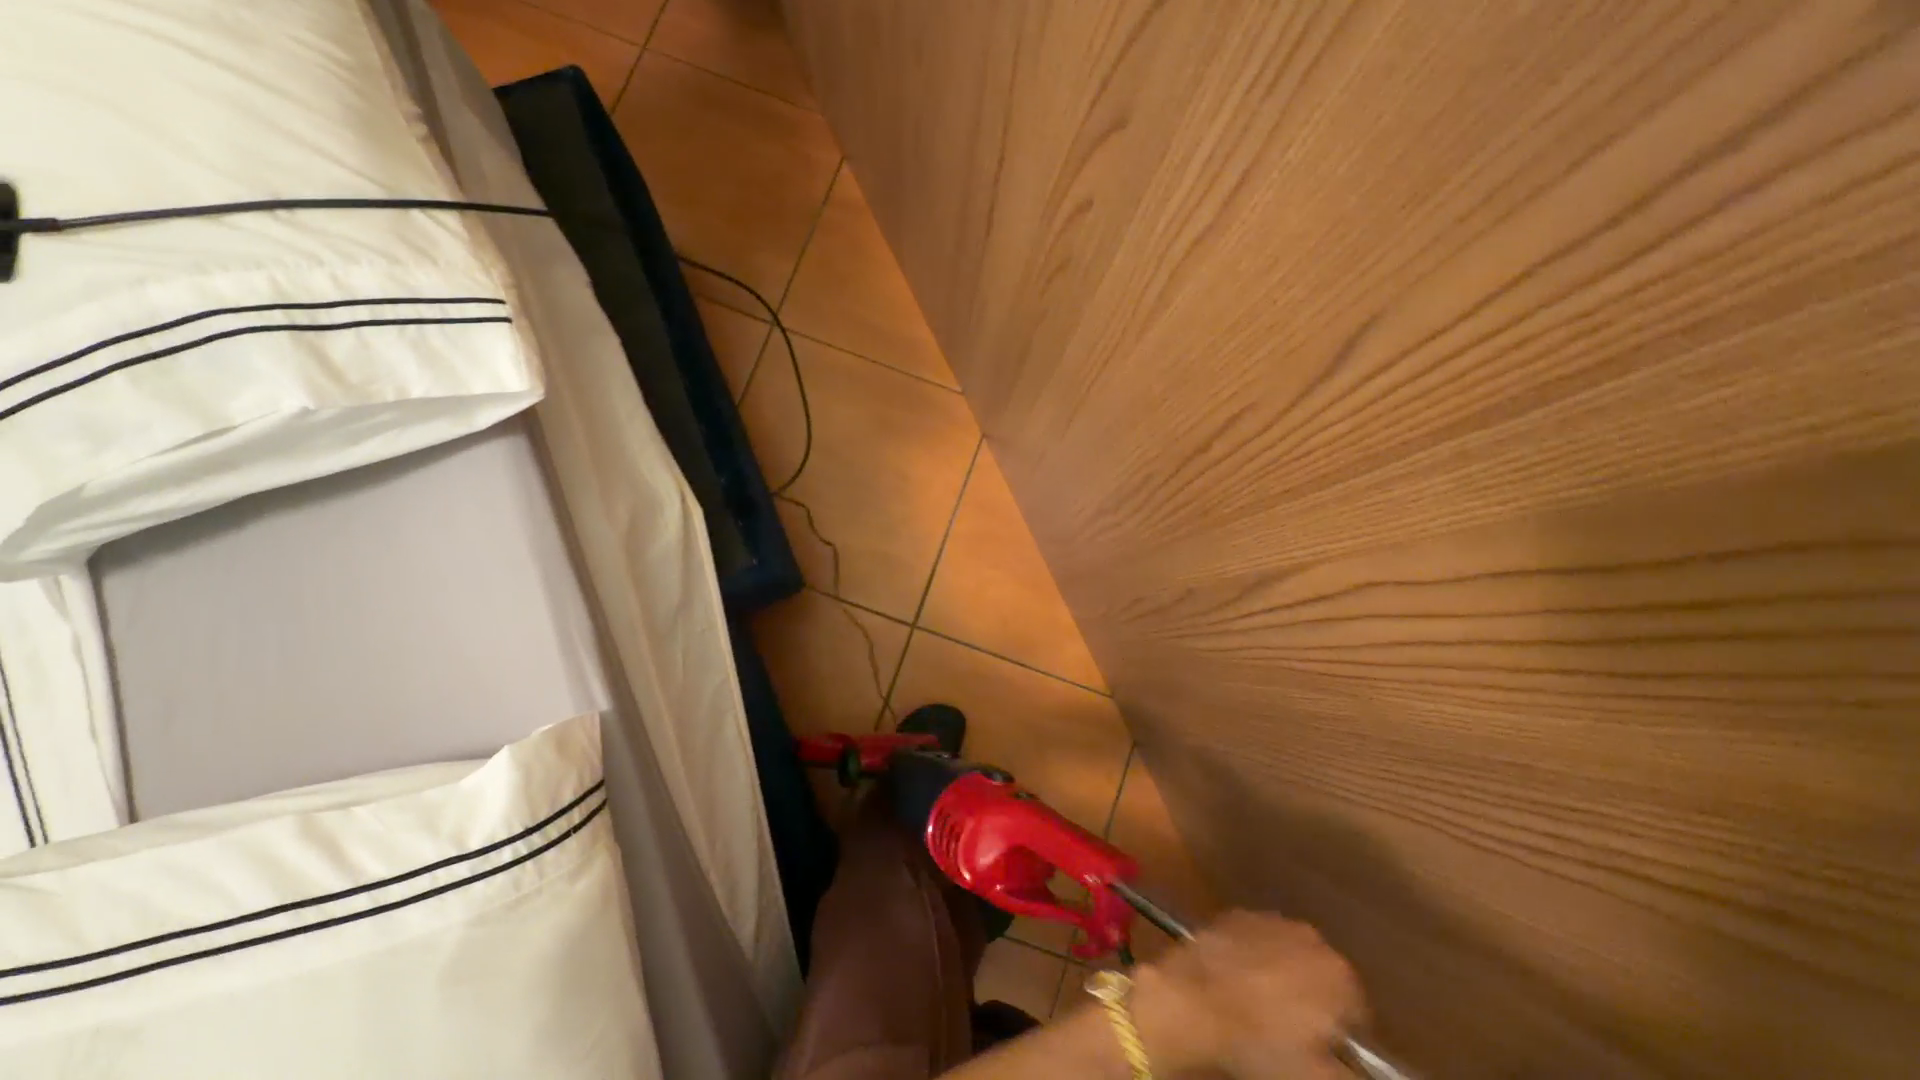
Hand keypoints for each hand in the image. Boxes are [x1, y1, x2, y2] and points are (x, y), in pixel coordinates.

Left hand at [1127, 911, 1365, 1078]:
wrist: (1191, 1002)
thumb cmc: (1258, 1044)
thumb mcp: (1313, 1076)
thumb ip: (1344, 1075)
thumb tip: (1350, 1072)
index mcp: (1340, 978)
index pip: (1355, 1013)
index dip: (1337, 1036)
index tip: (1317, 1051)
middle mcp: (1312, 940)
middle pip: (1321, 978)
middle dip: (1309, 1001)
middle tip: (1284, 1031)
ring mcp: (1271, 921)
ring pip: (1287, 956)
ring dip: (1280, 977)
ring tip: (1254, 1007)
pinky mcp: (1235, 916)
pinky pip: (1254, 942)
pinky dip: (1250, 958)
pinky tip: (1232, 983)